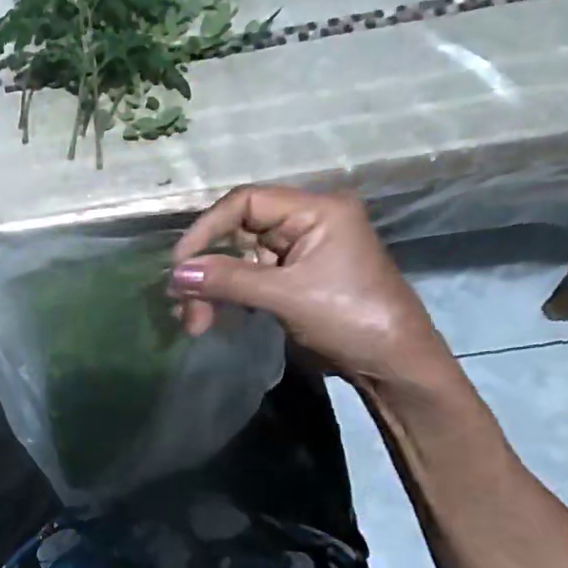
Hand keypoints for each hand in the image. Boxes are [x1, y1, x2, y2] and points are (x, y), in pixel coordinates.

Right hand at [169, 185, 454, 383]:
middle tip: (183, 307)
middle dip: (208, 268)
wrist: (392, 365)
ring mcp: (299, 254)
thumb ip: (230, 280)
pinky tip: (210, 319)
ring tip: (193, 323)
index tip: (181, 263)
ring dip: (213, 289)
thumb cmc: (351, 318)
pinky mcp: (294, 282)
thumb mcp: (288, 296)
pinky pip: (249, 281)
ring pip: (239, 261)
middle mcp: (306, 224)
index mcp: (316, 210)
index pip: (246, 202)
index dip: (207, 228)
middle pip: (238, 233)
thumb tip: (176, 274)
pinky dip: (228, 299)